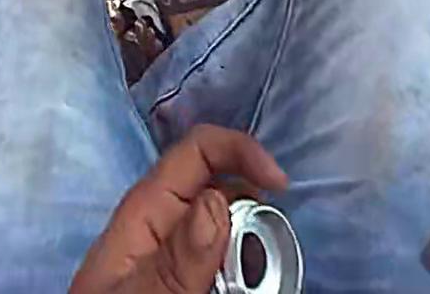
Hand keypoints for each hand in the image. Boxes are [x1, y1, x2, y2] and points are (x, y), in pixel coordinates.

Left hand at [69, 126, 289, 293]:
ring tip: (258, 287)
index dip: (239, 149)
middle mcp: (165, 221)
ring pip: (231, 236)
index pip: (195, 150)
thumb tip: (217, 200)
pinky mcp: (187, 278)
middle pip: (224, 193)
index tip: (281, 184)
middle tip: (276, 272)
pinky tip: (249, 288)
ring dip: (256, 261)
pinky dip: (243, 280)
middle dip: (258, 222)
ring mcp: (177, 253)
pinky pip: (223, 269)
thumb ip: (175, 261)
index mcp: (148, 207)